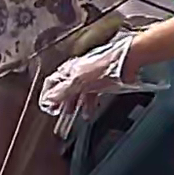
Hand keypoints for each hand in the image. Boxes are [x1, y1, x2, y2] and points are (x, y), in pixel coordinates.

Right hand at [37, 30, 153, 138]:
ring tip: (74, 114)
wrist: (127, 60)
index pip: (51, 84)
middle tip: (59, 113)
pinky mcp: (103, 80)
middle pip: (64, 89)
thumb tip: (48, 100)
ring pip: (78, 92)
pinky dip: (89, 104)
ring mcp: (90, 77)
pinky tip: (90, 111)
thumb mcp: (78, 82)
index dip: (47, 96)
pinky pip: (92, 94)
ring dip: (76, 104)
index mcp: (67, 71)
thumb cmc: (103, 66)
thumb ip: (62, 92)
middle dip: (61, 102)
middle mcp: (77, 73)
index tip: (46, 107)